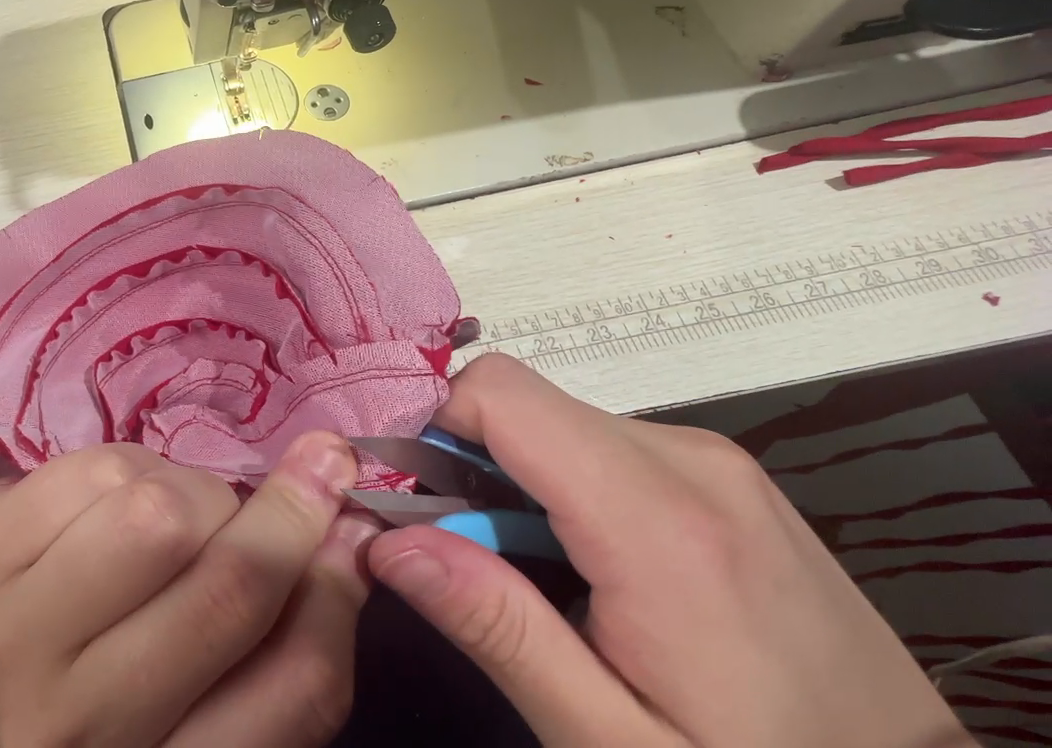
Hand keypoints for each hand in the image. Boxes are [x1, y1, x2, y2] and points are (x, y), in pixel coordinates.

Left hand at [0, 433, 379, 747]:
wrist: (3, 636)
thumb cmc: (128, 657)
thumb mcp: (215, 676)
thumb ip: (294, 623)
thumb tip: (347, 526)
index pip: (290, 694)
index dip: (336, 592)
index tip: (354, 515)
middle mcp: (83, 726)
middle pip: (224, 589)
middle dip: (283, 515)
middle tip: (309, 472)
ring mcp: (20, 630)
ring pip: (158, 514)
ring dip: (198, 493)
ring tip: (185, 512)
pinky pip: (101, 468)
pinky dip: (136, 465)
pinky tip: (123, 497)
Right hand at [369, 354, 970, 747]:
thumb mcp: (608, 738)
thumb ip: (495, 626)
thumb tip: (387, 541)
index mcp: (657, 517)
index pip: (498, 394)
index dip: (427, 425)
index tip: (402, 497)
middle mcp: (687, 459)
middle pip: (520, 406)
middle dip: (463, 466)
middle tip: (460, 558)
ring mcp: (711, 461)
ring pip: (553, 423)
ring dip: (510, 481)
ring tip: (528, 575)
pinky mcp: (720, 475)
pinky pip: (599, 445)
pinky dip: (558, 485)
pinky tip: (580, 564)